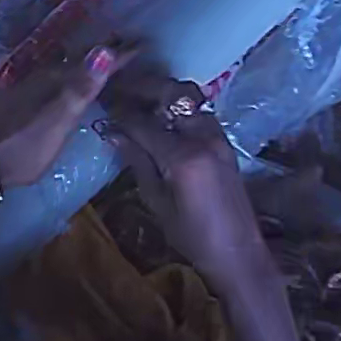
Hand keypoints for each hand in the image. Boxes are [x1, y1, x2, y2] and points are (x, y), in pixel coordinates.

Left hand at [0, 40, 134, 185]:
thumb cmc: (22, 148)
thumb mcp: (56, 121)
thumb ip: (80, 88)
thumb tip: (105, 49)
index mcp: (54, 79)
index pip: (94, 61)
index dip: (119, 54)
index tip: (143, 44)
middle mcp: (42, 76)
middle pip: (80, 60)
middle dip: (105, 54)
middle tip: (130, 47)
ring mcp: (29, 86)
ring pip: (66, 67)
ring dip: (88, 63)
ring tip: (108, 61)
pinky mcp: (21, 98)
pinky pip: (55, 78)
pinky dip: (72, 75)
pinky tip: (73, 82)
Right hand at [100, 66, 272, 290]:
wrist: (239, 253)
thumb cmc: (193, 237)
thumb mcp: (157, 202)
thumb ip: (137, 162)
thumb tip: (113, 133)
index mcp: (184, 157)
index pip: (143, 124)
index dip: (120, 114)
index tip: (101, 106)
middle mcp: (204, 138)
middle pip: (171, 95)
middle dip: (142, 87)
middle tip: (119, 88)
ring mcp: (218, 137)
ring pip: (189, 98)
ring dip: (162, 93)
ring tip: (138, 98)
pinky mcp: (225, 142)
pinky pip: (198, 111)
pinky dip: (178, 107)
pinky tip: (161, 115)